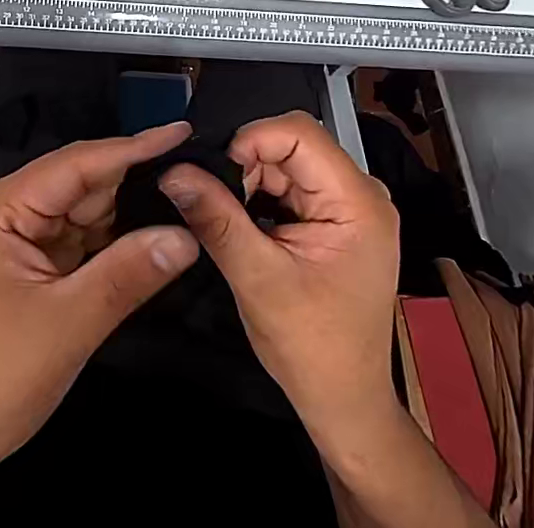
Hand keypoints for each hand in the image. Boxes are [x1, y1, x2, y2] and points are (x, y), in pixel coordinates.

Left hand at [0, 122, 200, 527]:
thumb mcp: (69, 326)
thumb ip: (129, 273)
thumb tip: (188, 235)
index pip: (75, 164)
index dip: (133, 147)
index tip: (183, 131)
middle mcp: (4, 209)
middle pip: (82, 183)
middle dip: (134, 183)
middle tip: (194, 176)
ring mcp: (16, 235)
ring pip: (86, 209)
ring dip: (128, 213)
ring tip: (183, 202)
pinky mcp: (30, 260)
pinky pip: (81, 236)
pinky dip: (113, 240)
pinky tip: (150, 236)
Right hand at [162, 114, 482, 527]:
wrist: (343, 398)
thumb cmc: (311, 346)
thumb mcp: (257, 279)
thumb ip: (216, 220)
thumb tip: (173, 172)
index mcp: (358, 201)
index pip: (301, 134)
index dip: (251, 140)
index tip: (213, 172)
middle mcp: (360, 192)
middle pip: (293, 145)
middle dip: (246, 165)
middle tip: (215, 202)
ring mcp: (349, 205)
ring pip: (287, 164)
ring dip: (250, 182)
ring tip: (228, 218)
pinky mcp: (334, 218)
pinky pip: (291, 186)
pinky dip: (260, 196)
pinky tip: (245, 223)